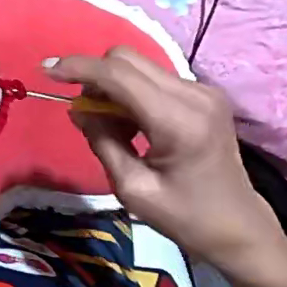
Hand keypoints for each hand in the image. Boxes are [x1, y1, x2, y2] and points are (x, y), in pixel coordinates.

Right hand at [45, 47, 286, 286]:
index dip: (79, 68)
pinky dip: (131, 92)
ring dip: (113, 86)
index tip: (47, 71)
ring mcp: (203, 91)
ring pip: (139, 66)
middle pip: (128, 58)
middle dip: (95, 76)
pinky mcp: (204, 94)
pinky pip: (153, 78)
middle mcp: (194, 94)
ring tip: (109, 125)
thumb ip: (102, 141)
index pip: (118, 75)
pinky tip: (131, 123)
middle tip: (83, 112)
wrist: (238, 228)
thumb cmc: (184, 218)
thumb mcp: (132, 188)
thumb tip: (78, 108)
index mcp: (177, 121)